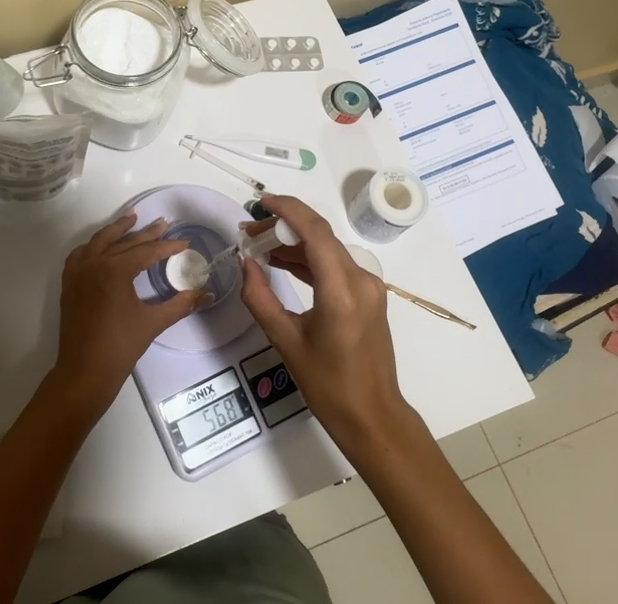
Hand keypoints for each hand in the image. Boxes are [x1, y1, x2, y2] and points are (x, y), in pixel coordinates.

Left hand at [51, 213, 209, 411]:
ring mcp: (77, 272)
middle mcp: (94, 264)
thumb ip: (181, 304)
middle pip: (124, 242)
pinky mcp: (69, 283)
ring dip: (117, 231)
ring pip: (99, 242)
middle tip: (164, 223)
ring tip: (132, 218)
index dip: (168, 246)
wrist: (84, 371)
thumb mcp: (153, 322)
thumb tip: (207, 294)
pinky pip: (80, 255)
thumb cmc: (120, 347)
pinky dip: (93, 246)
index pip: (146, 251)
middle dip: (146, 233)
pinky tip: (102, 246)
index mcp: (114, 270)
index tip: (185, 243)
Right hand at [239, 196, 414, 449]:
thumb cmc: (328, 385)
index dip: (288, 210)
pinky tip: (283, 262)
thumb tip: (245, 262)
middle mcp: (361, 280)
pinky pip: (335, 264)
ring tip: (260, 246)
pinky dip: (309, 259)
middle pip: (320, 236)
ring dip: (295, 242)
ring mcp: (369, 286)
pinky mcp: (369, 294)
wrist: (372, 414)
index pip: (315, 232)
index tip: (262, 202)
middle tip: (250, 231)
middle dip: (284, 226)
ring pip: (327, 248)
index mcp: (341, 292)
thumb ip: (260, 298)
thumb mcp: (285, 341)